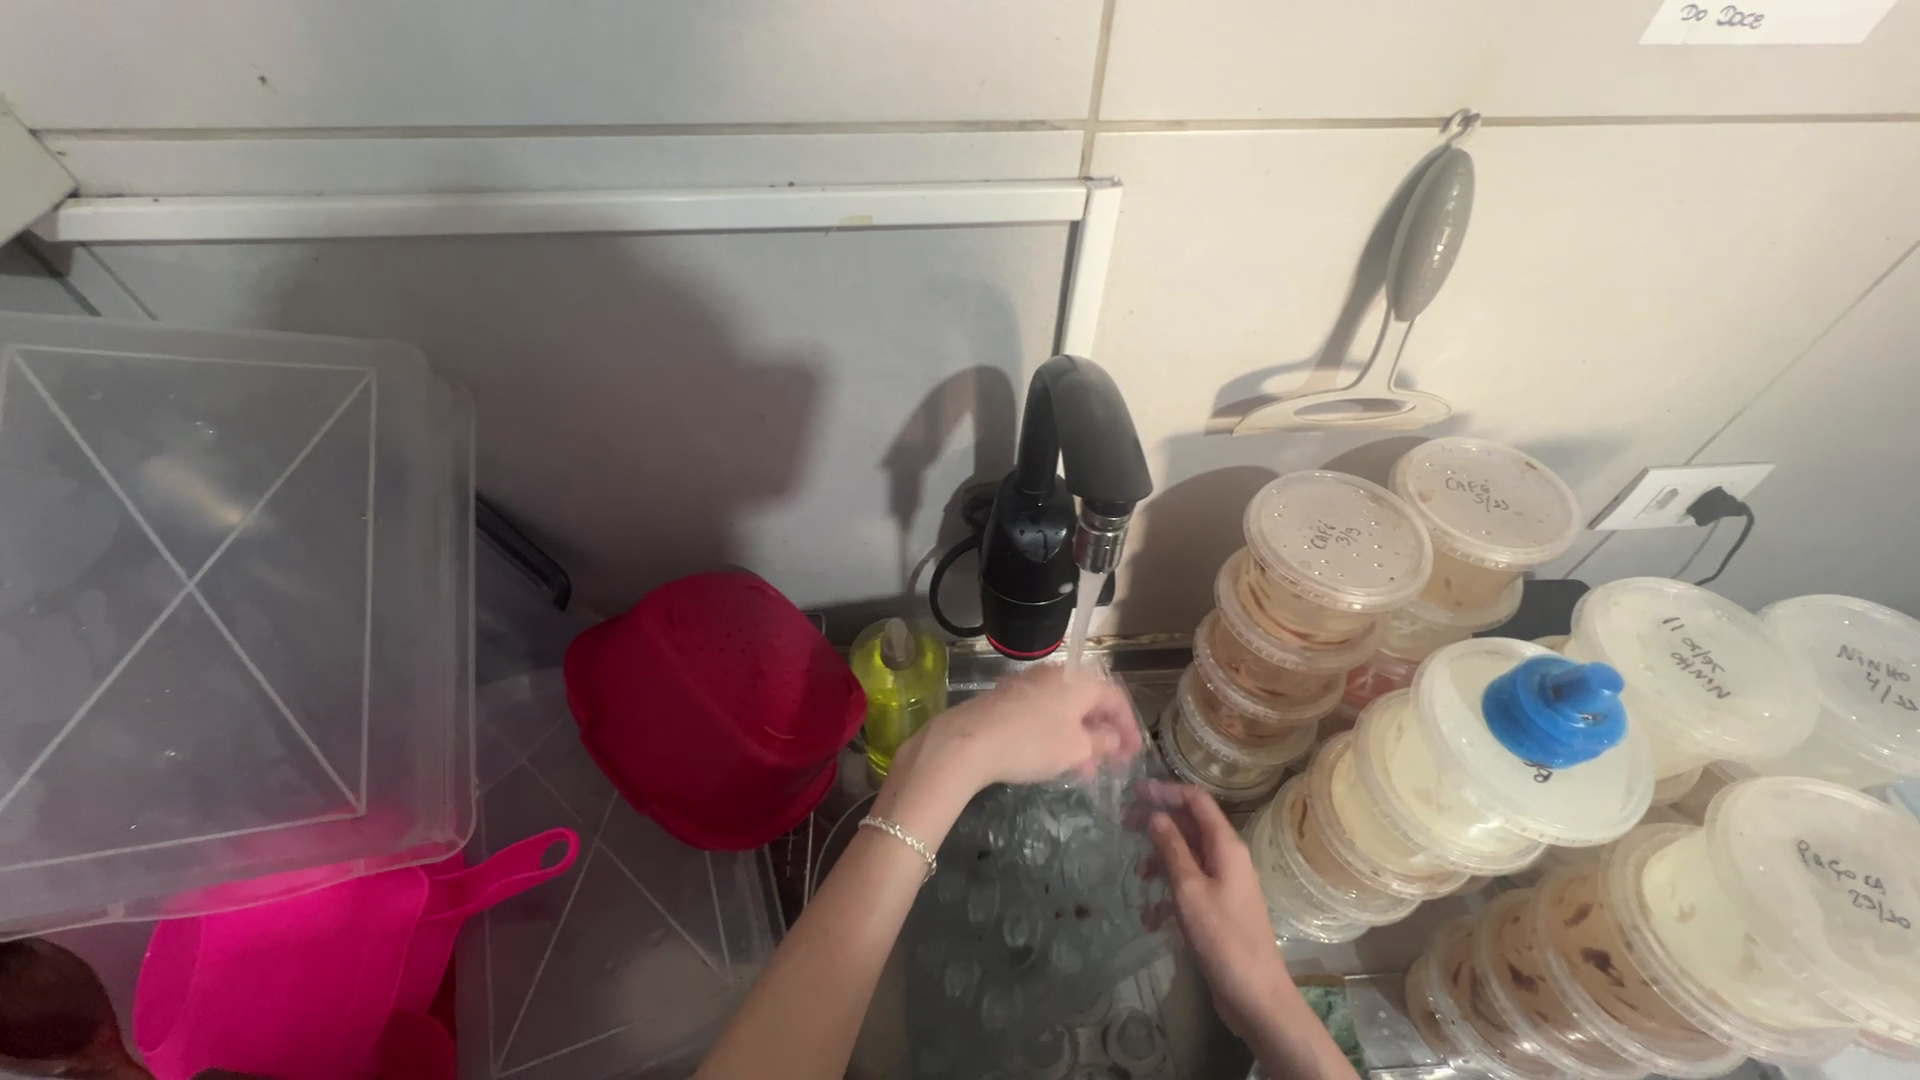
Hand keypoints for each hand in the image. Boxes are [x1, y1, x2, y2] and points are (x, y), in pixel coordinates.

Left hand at [901, 664, 1142, 790]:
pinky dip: (1056, 732)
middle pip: (1089, 699)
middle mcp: (1055, 675)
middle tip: (1112, 761)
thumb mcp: (1076, 749)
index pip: (1115, 697)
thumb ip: (1101, 742)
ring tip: (1084, 769)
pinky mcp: (1007, 697)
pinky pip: (1043, 712)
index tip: (1134, 752)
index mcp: (1079, 681)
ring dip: (1080, 736)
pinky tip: (1054, 758)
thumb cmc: (1032, 743)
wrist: (970, 740)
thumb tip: (1113, 738)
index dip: (1128, 725)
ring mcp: (1028, 684)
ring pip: (1065, 708)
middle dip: (1103, 731)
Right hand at [1148, 784, 1294, 1042]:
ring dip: (1160, 859)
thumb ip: (1172, 848)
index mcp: (1226, 845)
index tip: (1135, 791)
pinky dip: (1170, 891)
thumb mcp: (1189, 889)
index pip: (1197, 801)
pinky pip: (1190, 885)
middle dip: (1158, 822)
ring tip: (1136, 875)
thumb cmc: (1222, 937)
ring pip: (1187, 856)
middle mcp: (1228, 857)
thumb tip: (1156, 815)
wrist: (1256, 995)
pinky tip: (1151, 916)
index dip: (1167, 791)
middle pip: (1190, 825)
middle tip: (1123, 822)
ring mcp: (1225, 883)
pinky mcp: (1220, 908)